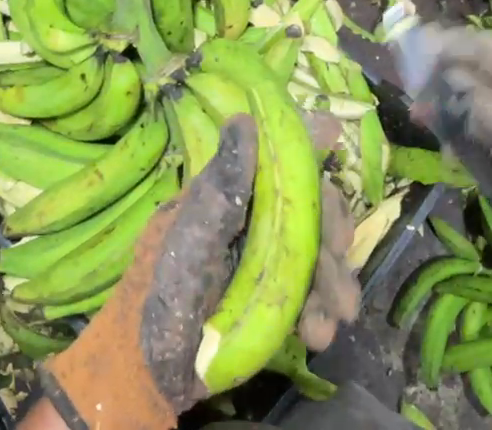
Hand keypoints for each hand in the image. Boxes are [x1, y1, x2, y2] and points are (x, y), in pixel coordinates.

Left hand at [37, 114, 361, 429]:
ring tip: (340, 314)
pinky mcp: (272, 297)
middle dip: (332, 229)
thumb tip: (244, 118)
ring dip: (334, 279)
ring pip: (316, 251)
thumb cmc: (161, 294)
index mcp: (229, 192)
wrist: (149, 371)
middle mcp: (252, 218)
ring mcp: (264, 259)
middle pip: (308, 204)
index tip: (333, 137)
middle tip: (342, 255)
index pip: (273, 154)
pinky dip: (322, 310)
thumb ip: (221, 187)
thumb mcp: (190, 239)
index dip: (304, 142)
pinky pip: (310, 293)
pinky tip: (320, 332)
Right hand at [422, 26, 491, 296]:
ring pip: (478, 104)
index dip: (449, 43)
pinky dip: (465, 138)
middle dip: (443, 79)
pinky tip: (452, 154)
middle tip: (414, 96)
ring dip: (450, 110)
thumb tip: (450, 81)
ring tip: (425, 124)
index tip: (413, 51)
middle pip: (479, 72)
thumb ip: (488, 107)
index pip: (487, 46)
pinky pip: (486, 134)